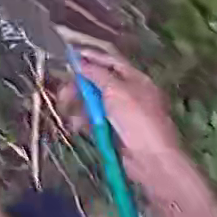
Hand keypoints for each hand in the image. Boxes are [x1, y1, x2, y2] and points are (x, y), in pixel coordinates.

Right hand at [57, 35, 189, 179]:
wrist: (153, 162)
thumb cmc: (137, 120)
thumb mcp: (116, 90)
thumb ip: (96, 73)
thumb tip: (80, 61)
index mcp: (135, 79)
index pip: (111, 60)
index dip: (91, 56)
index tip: (70, 54)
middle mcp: (128, 93)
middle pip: (97, 81)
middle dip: (78, 86)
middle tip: (63, 93)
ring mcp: (121, 113)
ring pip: (92, 101)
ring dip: (78, 105)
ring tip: (68, 113)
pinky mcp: (114, 130)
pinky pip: (94, 119)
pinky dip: (83, 120)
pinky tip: (76, 126)